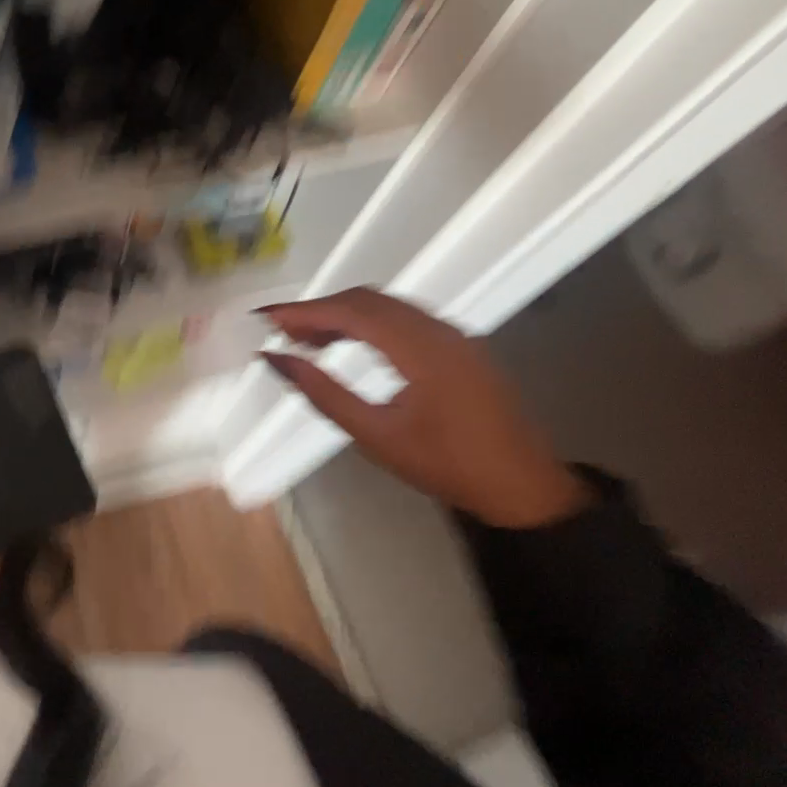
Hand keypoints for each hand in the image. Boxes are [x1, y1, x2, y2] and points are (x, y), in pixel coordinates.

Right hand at [258, 288, 586, 528]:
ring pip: (387, 306)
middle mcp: (440, 329)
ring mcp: (453, 335)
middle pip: (368, 300)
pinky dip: (368, 323)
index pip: (352, 312)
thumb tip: (274, 359)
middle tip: (280, 331)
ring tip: (305, 339)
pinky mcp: (458, 346)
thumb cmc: (444, 465)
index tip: (265, 317)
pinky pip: (404, 319)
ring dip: (343, 314)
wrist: (522, 486)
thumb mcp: (374, 435)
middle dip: (320, 309)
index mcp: (422, 349)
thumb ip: (323, 392)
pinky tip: (347, 345)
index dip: (304, 310)